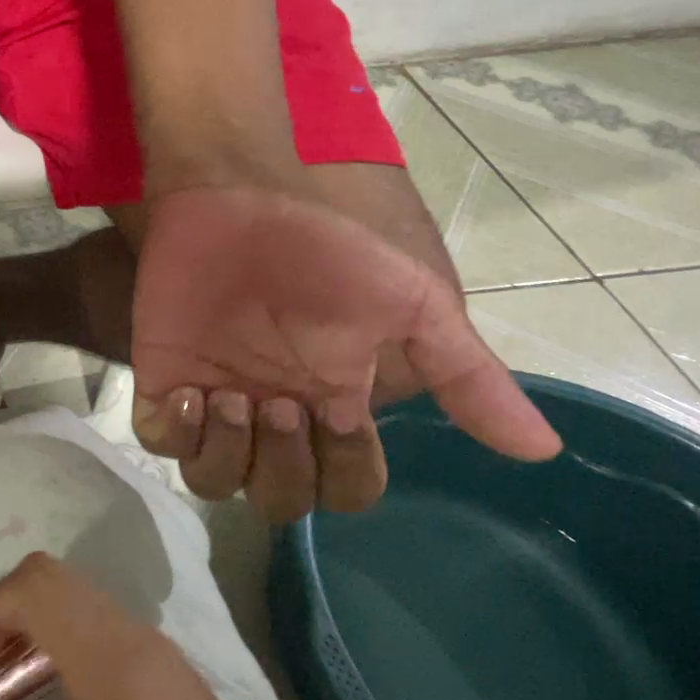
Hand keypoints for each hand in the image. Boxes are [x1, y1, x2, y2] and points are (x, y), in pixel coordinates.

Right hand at [0, 553, 257, 699]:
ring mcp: (160, 656)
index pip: (32, 586)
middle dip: (7, 619)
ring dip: (35, 637)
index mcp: (110, 658)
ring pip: (76, 606)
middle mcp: (136, 639)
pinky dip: (67, 657)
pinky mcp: (173, 679)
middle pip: (51, 582)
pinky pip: (104, 636)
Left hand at [130, 184, 560, 520]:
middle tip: (280, 401)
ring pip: (216, 482)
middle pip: (282, 499)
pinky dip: (173, 434)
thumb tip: (542, 449)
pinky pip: (157, 442)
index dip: (348, 474)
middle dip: (287, 469)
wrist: (240, 200)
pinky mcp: (159, 376)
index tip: (342, 415)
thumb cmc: (325, 248)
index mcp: (330, 407)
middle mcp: (270, 414)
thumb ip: (465, 375)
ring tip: (233, 399)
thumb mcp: (412, 306)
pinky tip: (190, 393)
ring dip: (231, 457)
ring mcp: (210, 398)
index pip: (347, 488)